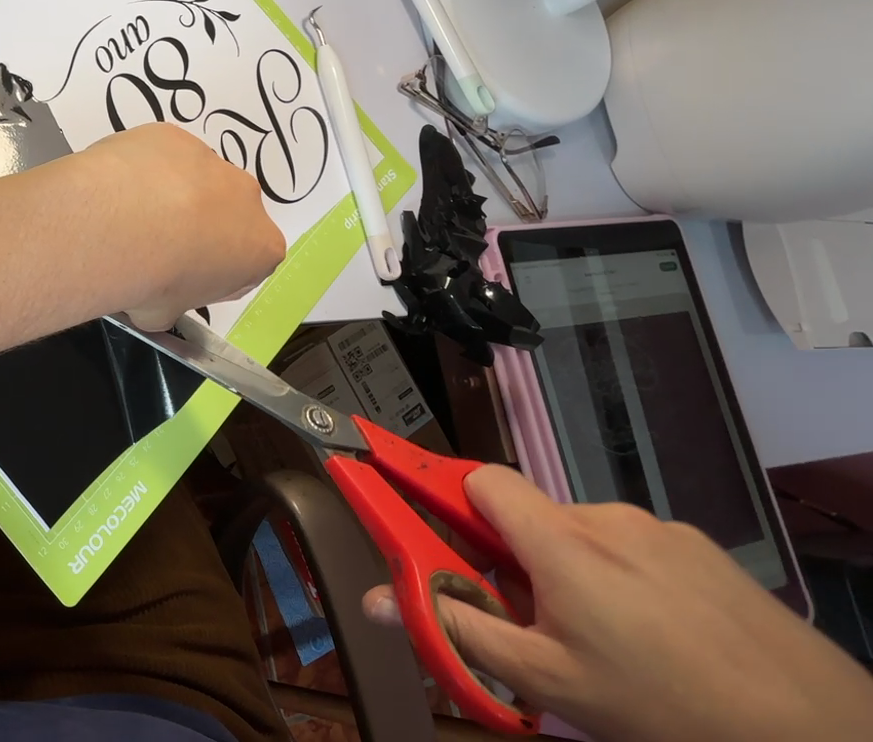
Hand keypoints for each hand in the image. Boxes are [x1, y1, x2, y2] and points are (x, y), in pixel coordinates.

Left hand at [68, 123, 284, 329]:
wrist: (118, 227)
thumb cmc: (152, 280)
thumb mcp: (162, 315)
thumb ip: (167, 309)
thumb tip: (150, 309)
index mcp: (260, 249)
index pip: (245, 263)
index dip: (209, 271)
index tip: (178, 277)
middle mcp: (247, 199)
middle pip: (224, 214)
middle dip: (193, 228)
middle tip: (149, 245)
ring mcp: (210, 160)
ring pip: (191, 179)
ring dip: (165, 194)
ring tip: (124, 216)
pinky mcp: (173, 135)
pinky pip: (158, 154)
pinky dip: (139, 169)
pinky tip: (114, 188)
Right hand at [363, 465, 872, 741]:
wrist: (819, 738)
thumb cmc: (662, 707)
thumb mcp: (543, 678)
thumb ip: (453, 626)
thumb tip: (374, 600)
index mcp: (559, 540)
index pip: (480, 478)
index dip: (455, 502)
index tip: (450, 542)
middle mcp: (606, 518)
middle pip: (530, 516)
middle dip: (517, 558)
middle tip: (536, 620)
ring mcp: (665, 532)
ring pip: (584, 535)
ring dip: (574, 570)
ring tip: (606, 638)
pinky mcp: (710, 553)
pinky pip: (637, 549)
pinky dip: (626, 579)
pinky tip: (659, 636)